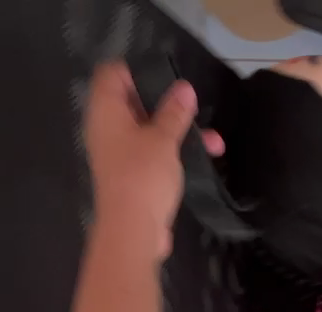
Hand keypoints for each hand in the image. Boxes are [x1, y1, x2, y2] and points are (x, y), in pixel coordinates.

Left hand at [83, 61, 222, 259]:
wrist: (133, 231)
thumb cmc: (143, 176)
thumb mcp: (164, 140)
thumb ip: (174, 113)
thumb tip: (185, 88)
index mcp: (107, 111)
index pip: (113, 74)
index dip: (139, 70)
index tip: (169, 78)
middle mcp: (108, 129)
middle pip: (136, 104)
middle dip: (169, 106)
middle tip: (195, 110)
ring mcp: (120, 155)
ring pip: (151, 133)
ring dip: (181, 135)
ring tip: (215, 142)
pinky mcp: (134, 178)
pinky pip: (154, 156)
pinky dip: (175, 155)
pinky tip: (202, 160)